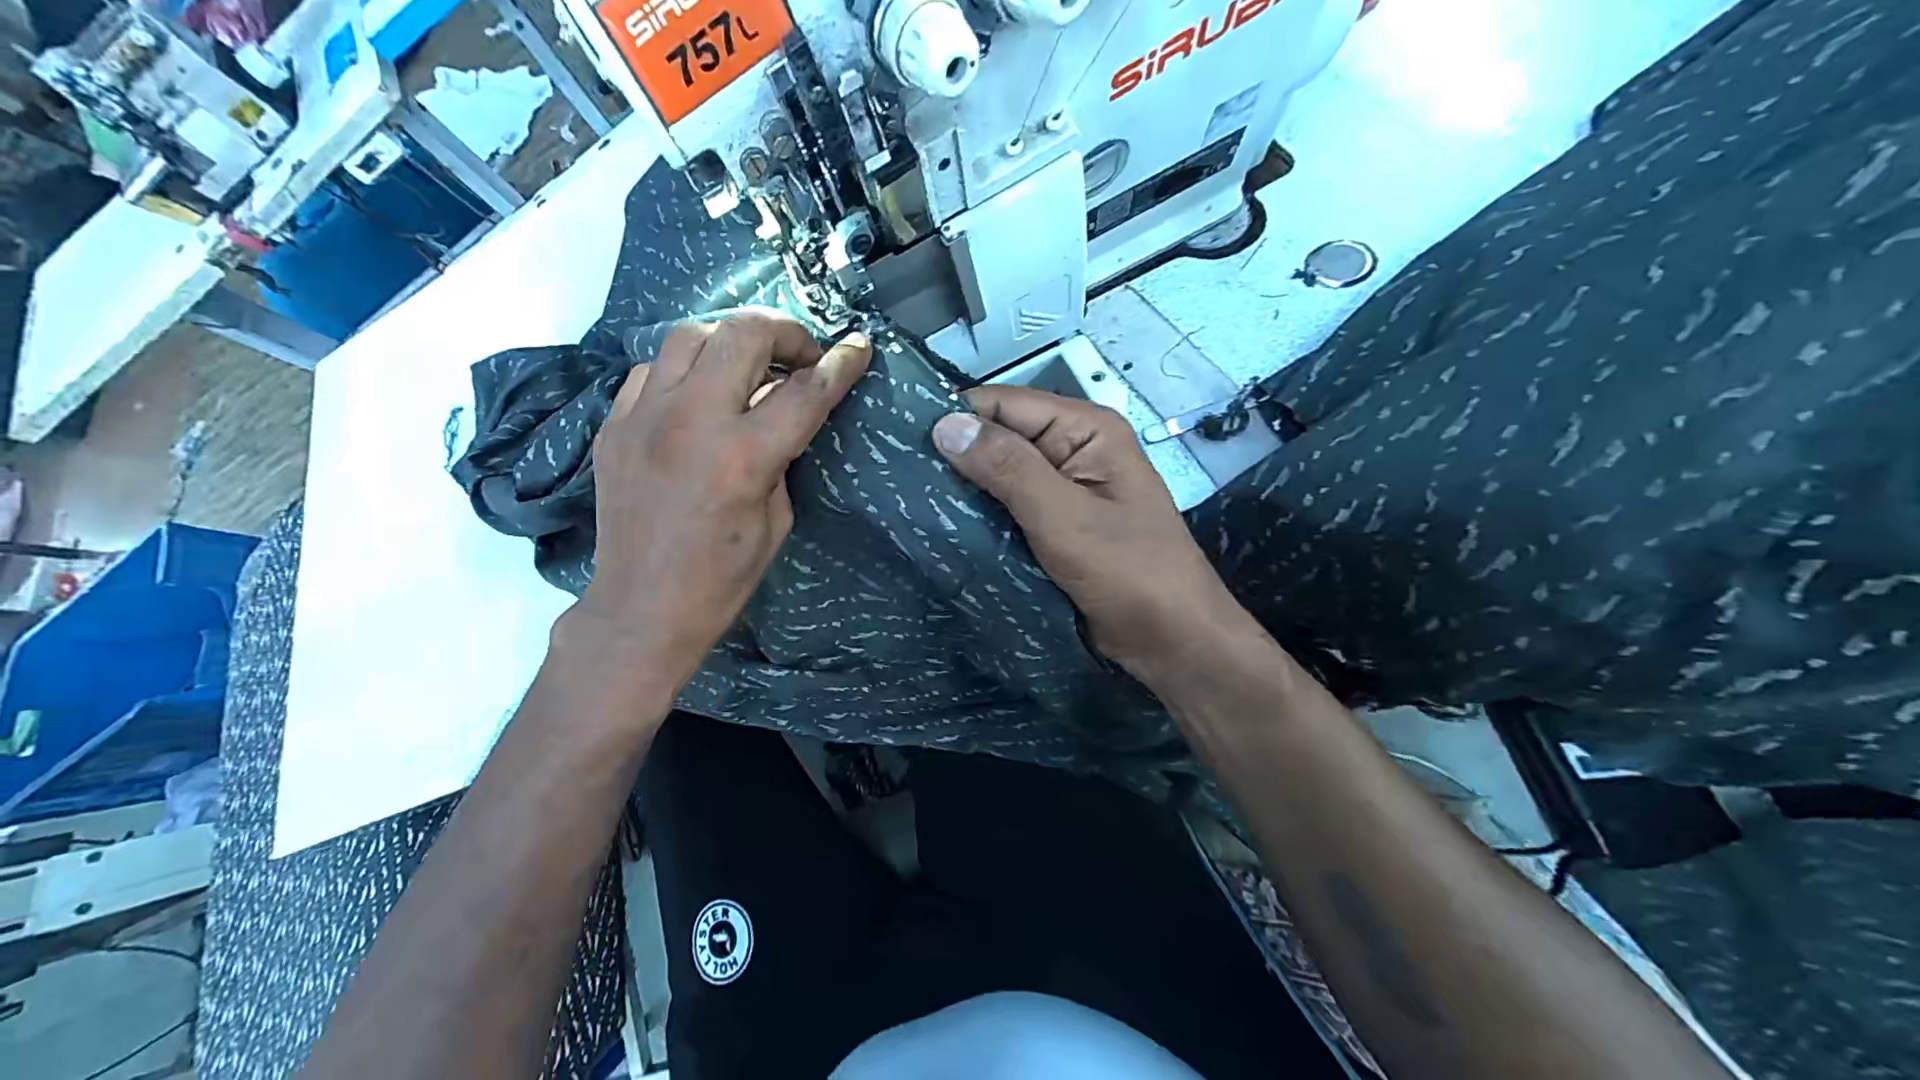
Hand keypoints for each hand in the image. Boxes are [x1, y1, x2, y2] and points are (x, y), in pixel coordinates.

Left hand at [562, 310, 871, 696]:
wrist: (643, 607)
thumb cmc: (723, 577)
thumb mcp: (777, 519)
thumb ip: (782, 455)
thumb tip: (782, 411)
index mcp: (742, 457)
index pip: (804, 391)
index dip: (840, 364)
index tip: (858, 346)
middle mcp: (691, 422)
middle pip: (743, 334)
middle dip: (785, 332)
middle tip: (800, 356)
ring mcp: (643, 417)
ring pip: (691, 334)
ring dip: (732, 340)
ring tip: (749, 364)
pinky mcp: (614, 424)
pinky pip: (653, 369)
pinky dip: (686, 371)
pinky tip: (698, 395)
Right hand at [931, 386, 1254, 685]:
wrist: (1173, 640)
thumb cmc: (1129, 573)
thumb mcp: (1065, 517)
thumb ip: (1008, 468)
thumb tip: (944, 424)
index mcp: (1085, 429)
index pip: (1003, 404)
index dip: (955, 420)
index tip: (901, 445)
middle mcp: (1072, 449)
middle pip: (998, 438)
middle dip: (955, 459)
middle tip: (898, 481)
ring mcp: (1063, 489)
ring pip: (998, 477)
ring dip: (964, 492)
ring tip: (910, 505)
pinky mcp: (1054, 525)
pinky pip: (1008, 509)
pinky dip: (981, 518)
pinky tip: (945, 528)